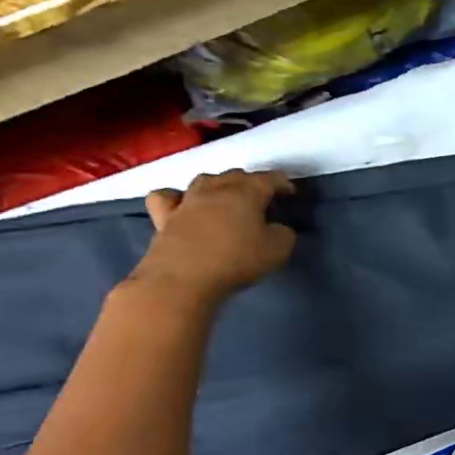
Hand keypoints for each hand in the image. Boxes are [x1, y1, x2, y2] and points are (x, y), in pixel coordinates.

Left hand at [126, 169, 297, 306]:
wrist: (184, 280)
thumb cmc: (236, 261)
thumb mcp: (278, 250)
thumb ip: (283, 234)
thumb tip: (277, 229)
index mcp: (247, 193)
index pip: (269, 179)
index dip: (282, 183)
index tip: (290, 192)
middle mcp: (216, 189)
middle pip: (236, 175)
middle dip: (252, 182)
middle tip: (261, 197)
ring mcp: (187, 201)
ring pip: (205, 180)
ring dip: (219, 184)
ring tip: (226, 197)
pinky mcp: (164, 217)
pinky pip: (167, 197)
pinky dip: (176, 197)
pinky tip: (182, 205)